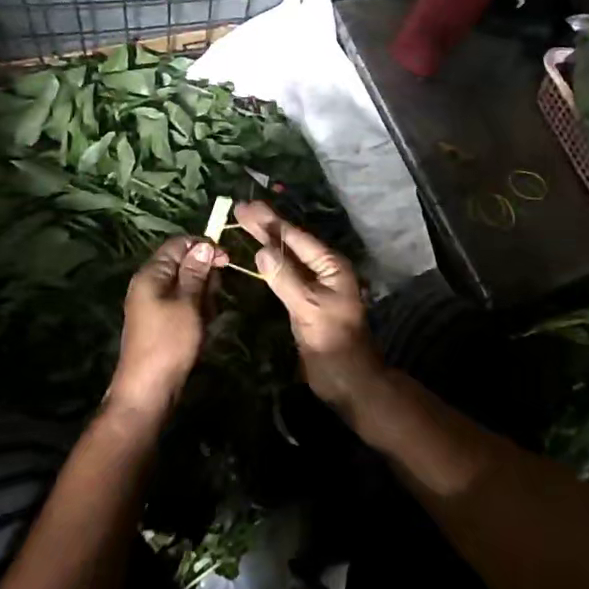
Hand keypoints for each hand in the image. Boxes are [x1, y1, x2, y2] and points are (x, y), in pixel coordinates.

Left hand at [106, 236, 226, 416]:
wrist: (148, 390)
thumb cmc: (168, 343)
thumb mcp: (187, 304)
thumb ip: (195, 273)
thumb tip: (203, 245)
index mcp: (151, 273)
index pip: (178, 244)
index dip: (203, 246)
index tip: (227, 260)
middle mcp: (150, 283)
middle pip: (184, 263)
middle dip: (205, 277)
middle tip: (214, 298)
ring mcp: (155, 303)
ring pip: (188, 286)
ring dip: (204, 297)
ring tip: (208, 318)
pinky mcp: (162, 321)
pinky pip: (184, 305)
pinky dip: (197, 312)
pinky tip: (204, 328)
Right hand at [233, 201, 383, 409]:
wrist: (349, 382)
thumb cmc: (333, 342)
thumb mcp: (308, 307)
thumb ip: (285, 278)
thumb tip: (261, 250)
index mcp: (330, 265)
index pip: (294, 236)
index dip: (269, 221)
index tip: (245, 206)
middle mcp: (322, 270)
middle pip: (289, 242)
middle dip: (264, 226)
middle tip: (239, 209)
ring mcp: (313, 285)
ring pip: (285, 256)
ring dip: (264, 240)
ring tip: (243, 223)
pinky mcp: (304, 300)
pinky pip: (283, 272)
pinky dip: (268, 261)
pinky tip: (256, 255)